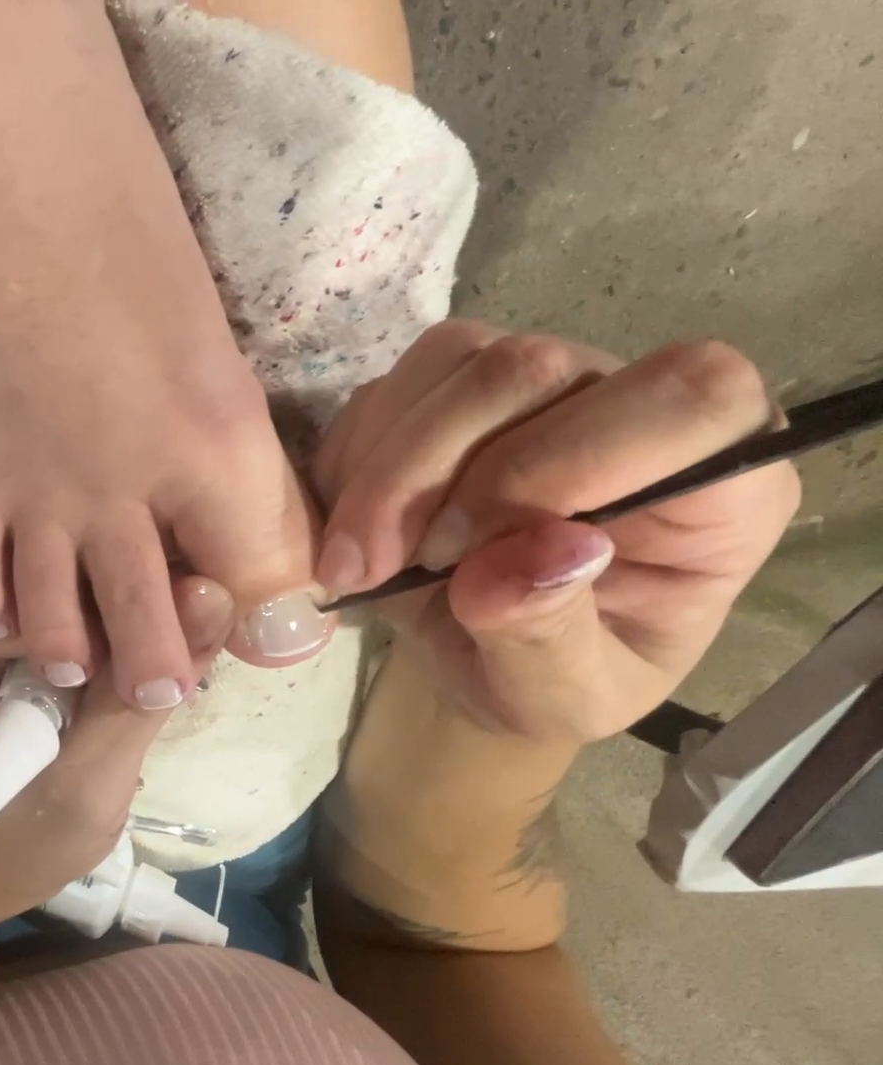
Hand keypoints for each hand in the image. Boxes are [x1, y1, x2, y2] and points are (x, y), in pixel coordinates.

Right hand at [0, 0, 324, 716]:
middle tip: (156, 688)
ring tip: (54, 658)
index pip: (257, 577)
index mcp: (199, 443)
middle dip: (155, 668)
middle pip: (136, 624)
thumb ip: (207, 417)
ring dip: (46, 641)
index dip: (263, 618)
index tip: (253, 631)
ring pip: (25, 610)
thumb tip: (206, 482)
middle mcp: (99, 492)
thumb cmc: (96, 190)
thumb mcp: (195, 307)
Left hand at [0, 576, 237, 923]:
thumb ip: (139, 696)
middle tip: (198, 649)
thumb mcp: (84, 780)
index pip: (53, 580)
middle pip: (70, 568)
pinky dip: (136, 625)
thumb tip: (212, 593)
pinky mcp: (30, 623)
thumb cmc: (18, 836)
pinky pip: (92, 604)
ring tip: (193, 649)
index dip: (128, 605)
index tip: (188, 645)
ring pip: (89, 580)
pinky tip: (175, 647)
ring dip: (148, 611)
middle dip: (143, 601)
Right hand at [311, 320, 800, 742]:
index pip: (684, 402)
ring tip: (352, 558)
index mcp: (716, 484)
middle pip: (526, 371)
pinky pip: (385, 388)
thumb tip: (516, 567)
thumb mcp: (559, 700)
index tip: (462, 561)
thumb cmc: (541, 680)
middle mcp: (627, 405)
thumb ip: (547, 641)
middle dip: (422, 478)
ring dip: (376, 471)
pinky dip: (348, 461)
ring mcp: (533, 383)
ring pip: (450, 364)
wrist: (467, 652)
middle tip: (368, 570)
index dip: (557, 466)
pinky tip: (349, 525)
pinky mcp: (448, 385)